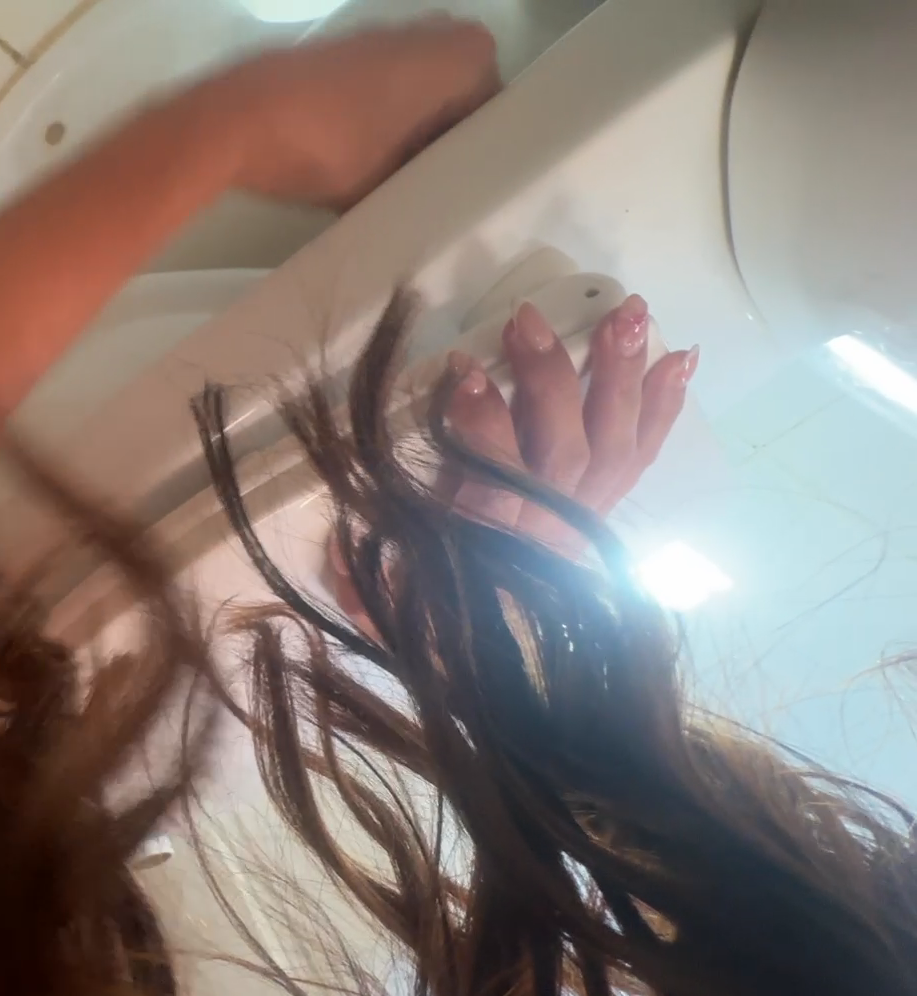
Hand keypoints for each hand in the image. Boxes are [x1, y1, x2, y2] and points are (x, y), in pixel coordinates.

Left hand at [208, 17, 500, 208]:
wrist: (242, 118)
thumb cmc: (325, 147)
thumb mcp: (378, 185)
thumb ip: (412, 192)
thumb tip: (416, 211)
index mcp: (468, 55)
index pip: (490, 122)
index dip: (465, 168)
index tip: (446, 203)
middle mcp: (437, 31)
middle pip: (449, 109)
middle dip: (430, 152)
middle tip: (412, 202)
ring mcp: (388, 36)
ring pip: (410, 103)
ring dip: (398, 141)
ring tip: (379, 191)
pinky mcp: (344, 53)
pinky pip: (373, 97)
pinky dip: (368, 127)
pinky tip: (348, 167)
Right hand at [330, 296, 698, 626]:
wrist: (505, 662)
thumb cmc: (436, 622)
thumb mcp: (388, 602)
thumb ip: (366, 584)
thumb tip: (337, 552)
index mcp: (489, 548)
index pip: (494, 476)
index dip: (481, 418)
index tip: (464, 365)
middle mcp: (547, 532)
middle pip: (565, 447)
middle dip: (551, 377)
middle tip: (531, 318)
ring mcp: (583, 520)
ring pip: (615, 444)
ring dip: (621, 374)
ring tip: (630, 313)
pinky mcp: (600, 513)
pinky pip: (640, 459)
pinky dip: (660, 408)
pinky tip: (676, 360)